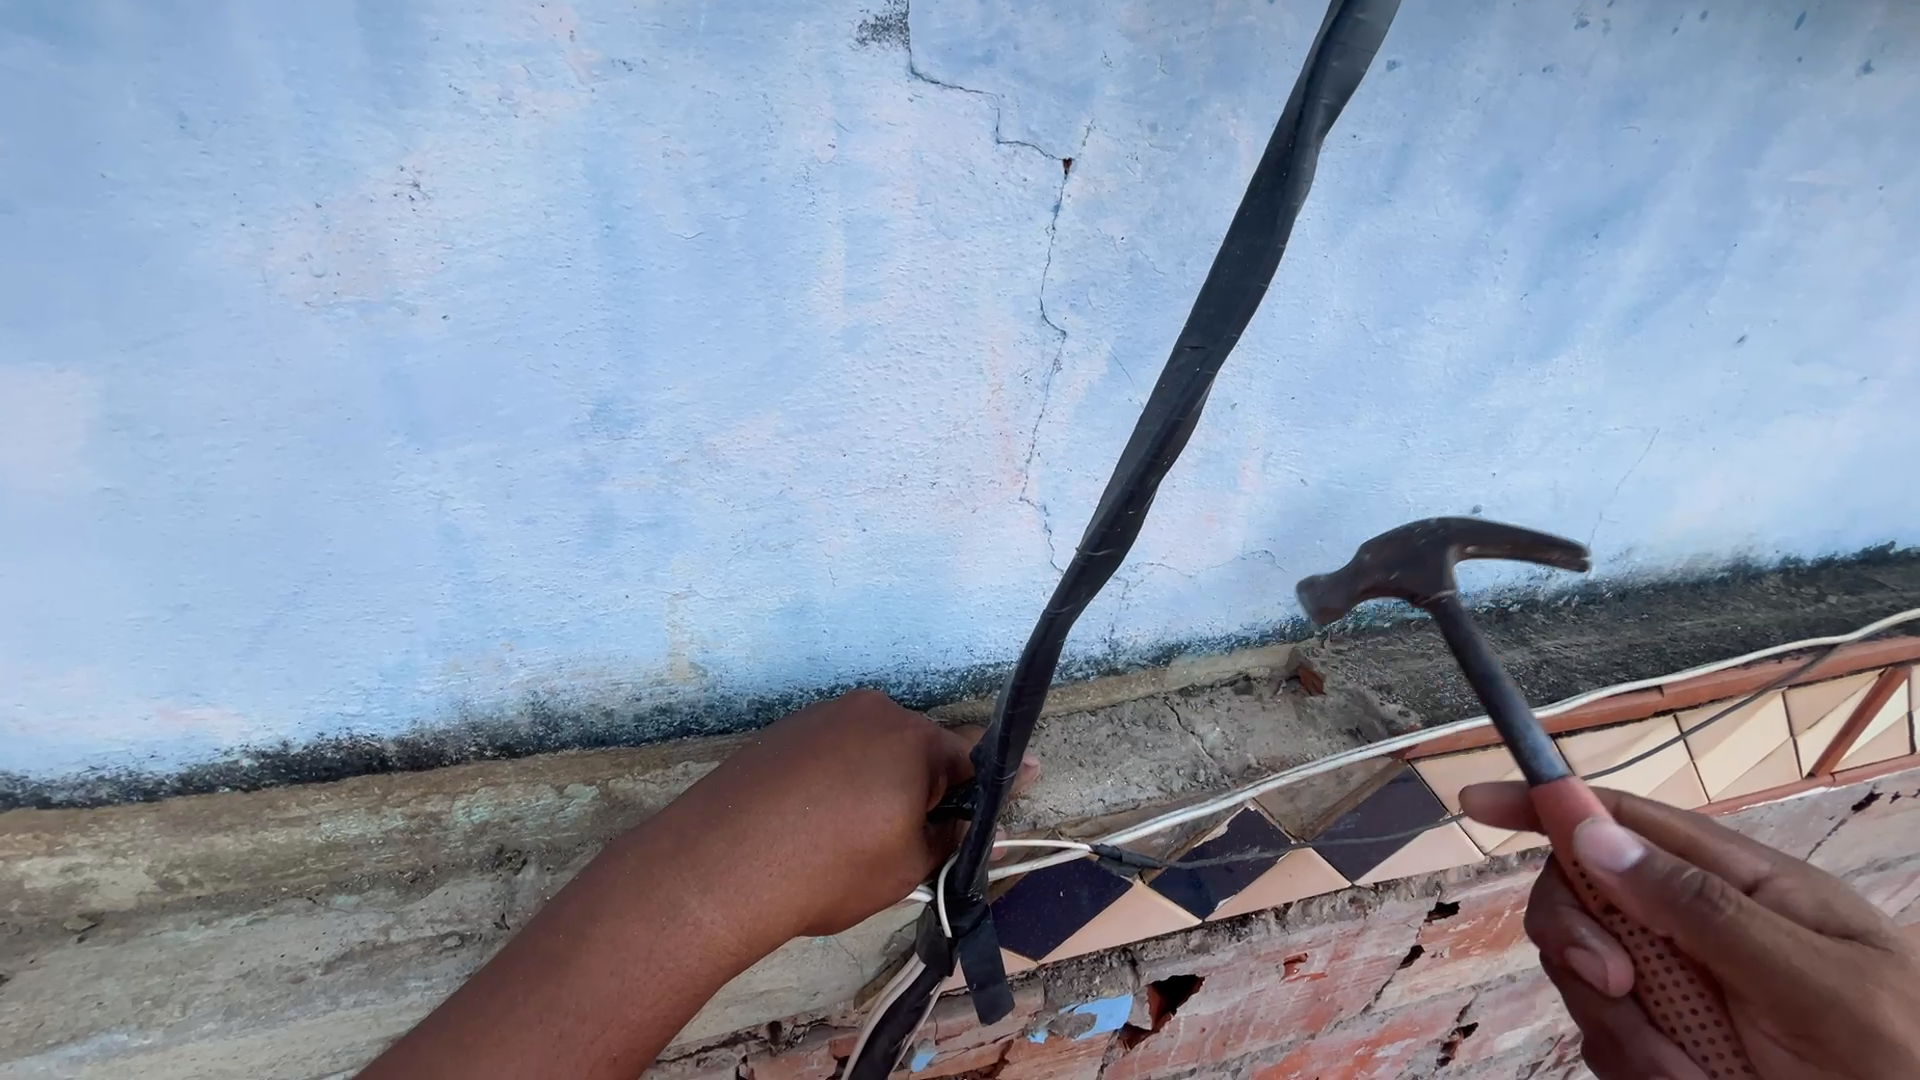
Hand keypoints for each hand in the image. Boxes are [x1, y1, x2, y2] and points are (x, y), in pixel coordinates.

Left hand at [359, 691, 1027, 1079]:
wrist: (720, 861)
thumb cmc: (829, 868)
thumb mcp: (906, 866)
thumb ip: (952, 833)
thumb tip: (983, 814)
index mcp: (916, 742)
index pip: (973, 758)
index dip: (990, 782)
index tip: (1019, 780)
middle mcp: (877, 712)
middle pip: (921, 749)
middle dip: (925, 786)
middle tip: (906, 835)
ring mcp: (828, 713)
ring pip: (876, 745)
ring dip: (880, 778)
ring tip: (850, 830)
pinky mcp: (791, 725)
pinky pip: (836, 744)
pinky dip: (840, 772)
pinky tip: (814, 813)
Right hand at [1461, 782, 1919, 1079]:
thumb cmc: (1916, 1073)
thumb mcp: (1828, 991)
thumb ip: (1707, 909)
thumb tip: (1589, 834)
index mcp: (1744, 887)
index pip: (1621, 820)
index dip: (1542, 803)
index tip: (1473, 803)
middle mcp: (1697, 925)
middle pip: (1580, 894)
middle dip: (1575, 936)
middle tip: (1611, 984)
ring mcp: (1680, 985)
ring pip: (1581, 971)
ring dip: (1619, 1025)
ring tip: (1689, 1076)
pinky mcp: (1668, 1040)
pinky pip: (1603, 1034)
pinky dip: (1632, 1065)